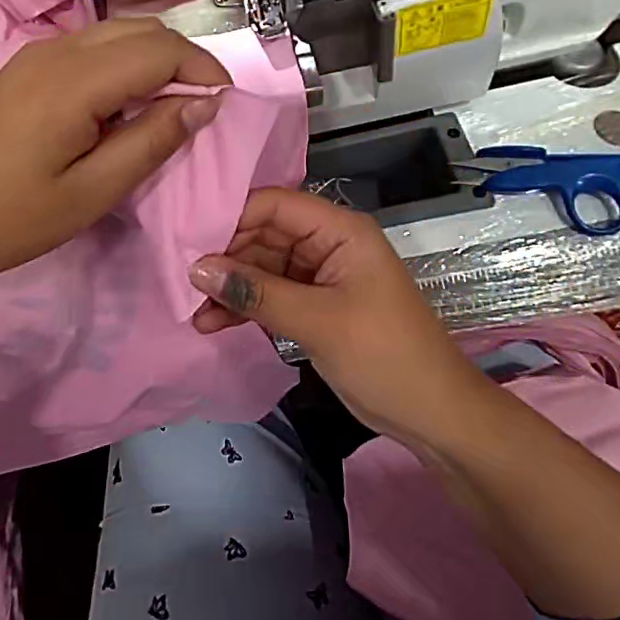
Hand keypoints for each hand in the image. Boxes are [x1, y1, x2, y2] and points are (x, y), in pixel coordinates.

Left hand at [0, 18, 229, 368]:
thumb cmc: (10, 219)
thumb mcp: (93, 191)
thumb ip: (153, 140)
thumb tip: (204, 103)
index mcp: (74, 80)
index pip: (161, 48)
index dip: (203, 68)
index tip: (226, 104)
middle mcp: (55, 51)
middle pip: (141, 30)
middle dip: (183, 58)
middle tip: (203, 106)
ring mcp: (34, 56)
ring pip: (115, 34)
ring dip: (153, 60)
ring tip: (169, 108)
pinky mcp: (22, 69)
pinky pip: (89, 49)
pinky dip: (122, 65)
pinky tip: (122, 106)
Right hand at [193, 188, 619, 619]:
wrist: (435, 415)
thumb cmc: (384, 355)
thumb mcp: (317, 321)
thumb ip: (256, 291)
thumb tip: (197, 268)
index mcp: (340, 230)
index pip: (275, 205)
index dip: (233, 219)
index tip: (191, 244)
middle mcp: (328, 244)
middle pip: (265, 235)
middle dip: (227, 259)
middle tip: (184, 284)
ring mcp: (322, 276)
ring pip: (264, 268)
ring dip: (232, 288)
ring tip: (193, 312)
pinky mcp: (317, 306)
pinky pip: (273, 295)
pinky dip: (247, 308)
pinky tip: (213, 323)